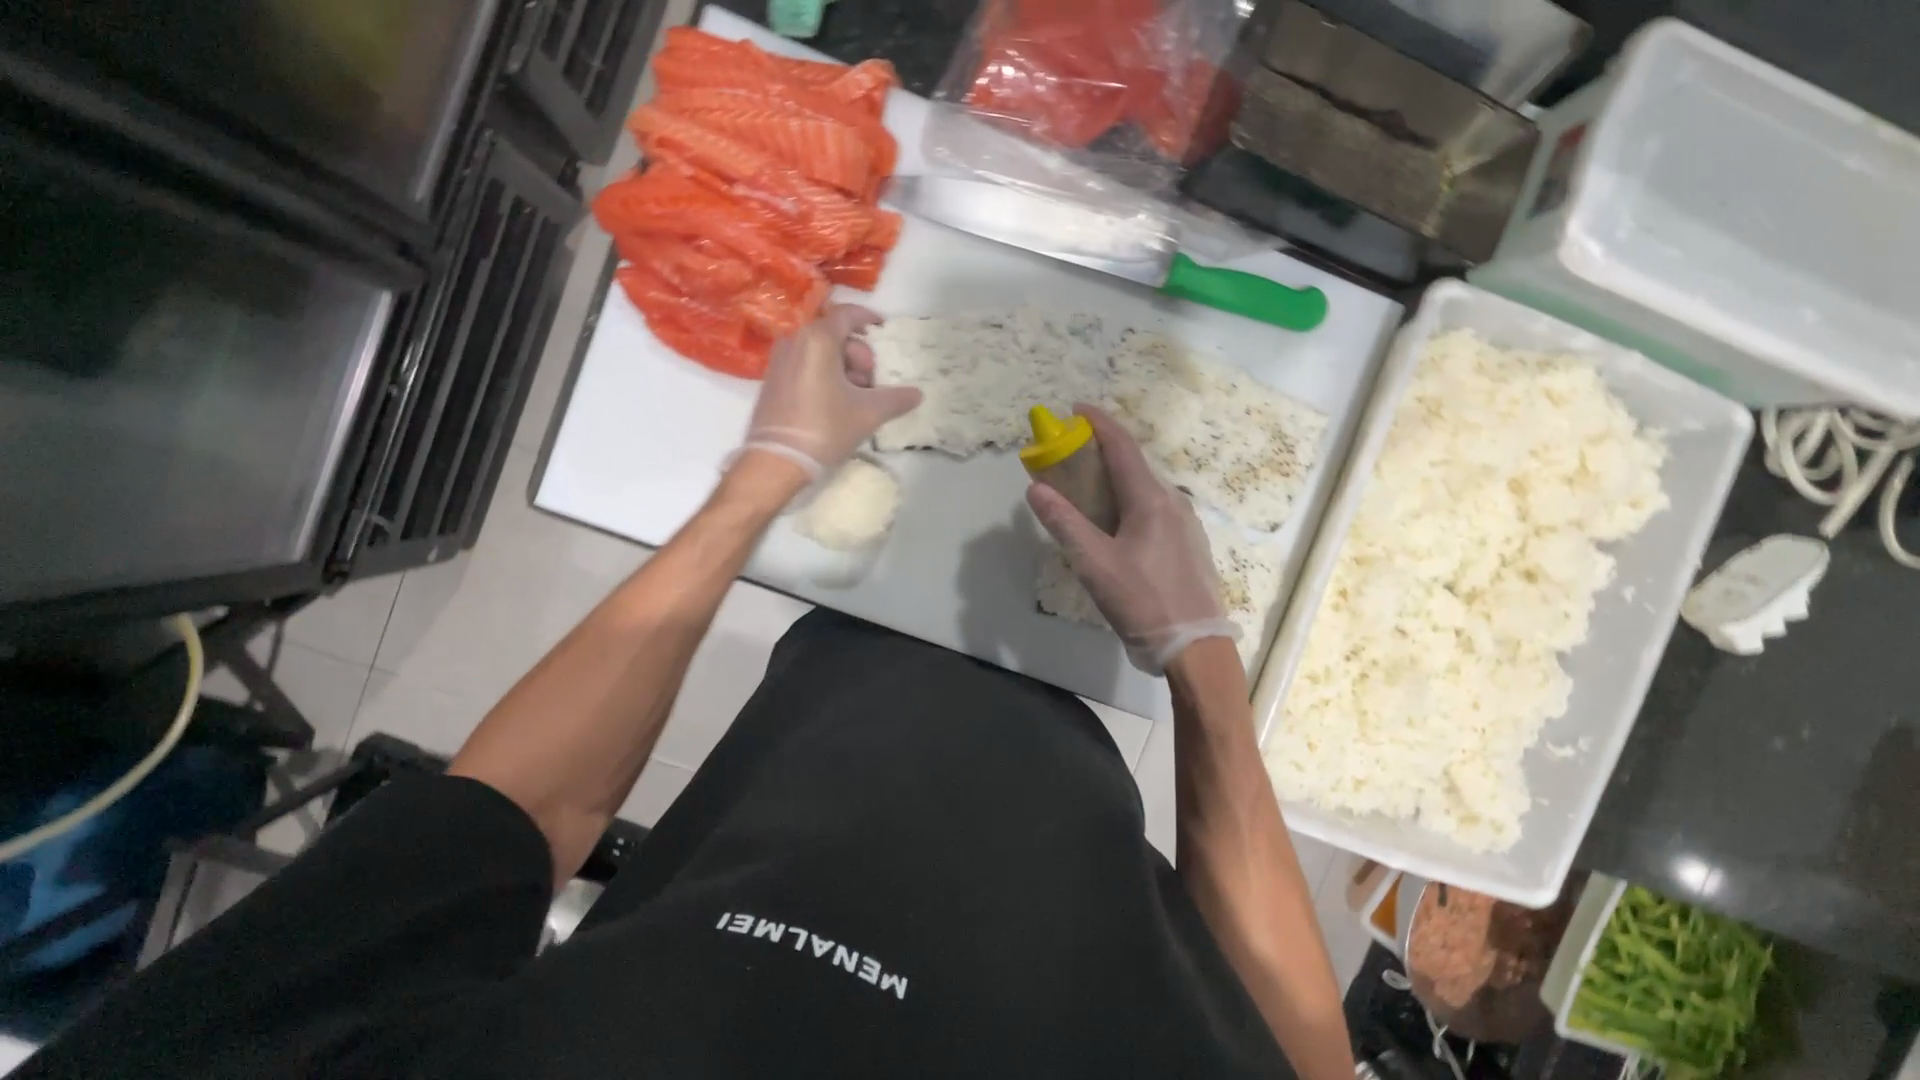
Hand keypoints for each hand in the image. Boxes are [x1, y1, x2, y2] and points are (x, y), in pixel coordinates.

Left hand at [735, 304, 922, 481]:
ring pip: (819, 352)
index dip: (868, 319)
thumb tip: (917, 394)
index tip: (883, 329)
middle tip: (871, 381)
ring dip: (842, 367)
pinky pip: (804, 365)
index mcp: (818, 339)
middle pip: (835, 334)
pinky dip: (823, 374)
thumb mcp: (868, 413)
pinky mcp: (772, 381)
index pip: (847, 314)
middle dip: (859, 354)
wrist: (776, 460)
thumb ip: (896, 399)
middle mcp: (795, 341)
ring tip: (856, 397)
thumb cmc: (825, 427)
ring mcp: (779, 361)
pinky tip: (835, 403)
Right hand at [1027, 404, 1238, 675]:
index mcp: (1151, 500)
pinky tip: (1116, 526)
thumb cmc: (1143, 602)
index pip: (1122, 447)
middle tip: (1070, 456)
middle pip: (1134, 466)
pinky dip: (1130, 504)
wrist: (1195, 648)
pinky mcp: (1190, 546)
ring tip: (1087, 492)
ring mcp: (1186, 525)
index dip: (1099, 423)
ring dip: (1116, 481)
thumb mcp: (1094, 564)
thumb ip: (1064, 523)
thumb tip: (1037, 488)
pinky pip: (1156, 511)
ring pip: (1146, 490)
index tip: (1075, 408)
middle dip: (1102, 454)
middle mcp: (1173, 503)